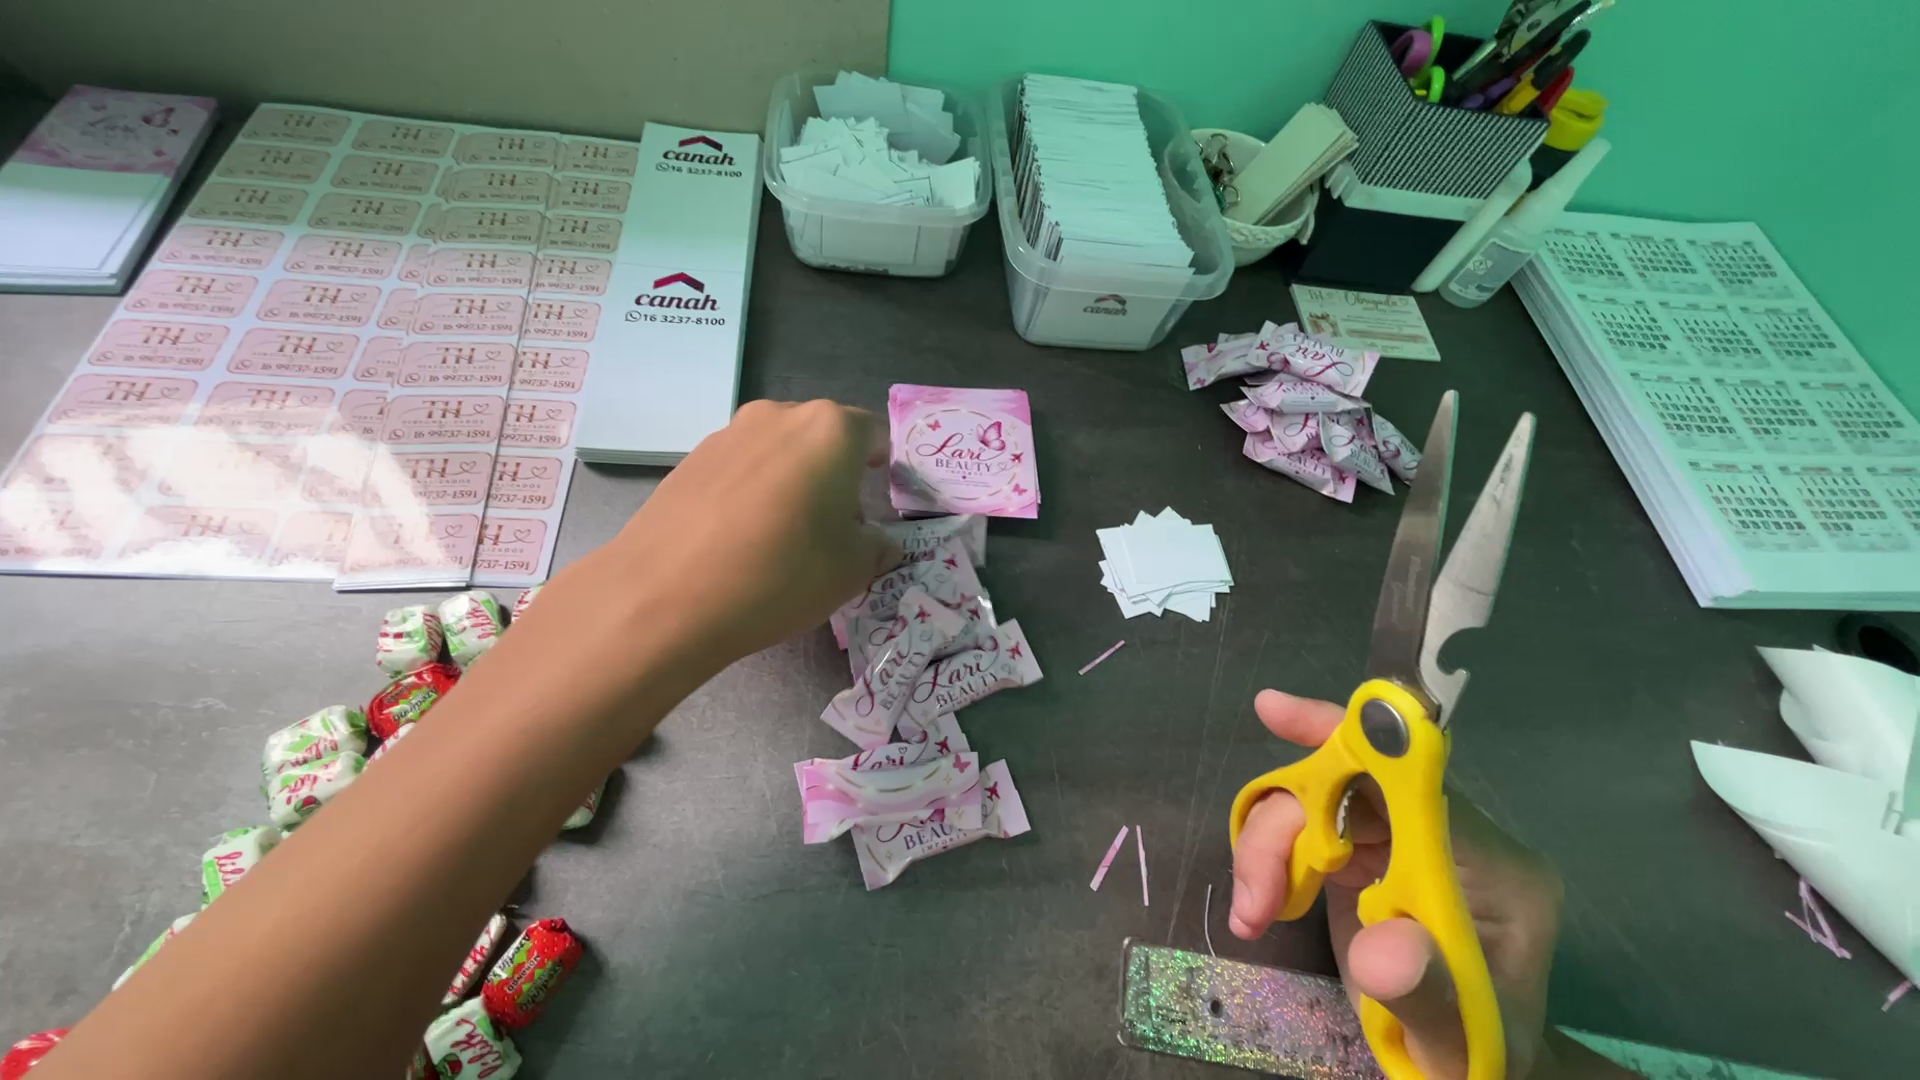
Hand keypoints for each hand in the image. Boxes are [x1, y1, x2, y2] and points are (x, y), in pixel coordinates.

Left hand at [563, 399, 899, 667]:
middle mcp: (779, 416)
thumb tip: (876, 542)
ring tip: (782, 539)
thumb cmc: (781, 574)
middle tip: (834, 530)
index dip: (884, 470)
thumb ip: (877, 547)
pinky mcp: (690, 459)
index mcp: (831, 429)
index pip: (875, 435)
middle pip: (823, 440)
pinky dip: (752, 494)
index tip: (881, 506)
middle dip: (837, 477)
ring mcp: (728, 433)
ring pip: (780, 453)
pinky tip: (740, 540)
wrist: (665, 597)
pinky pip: (741, 469)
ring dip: (792, 483)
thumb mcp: (852, 570)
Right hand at [1230, 690, 1564, 1079]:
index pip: (1417, 779)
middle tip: (1255, 900)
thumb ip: (1425, 993)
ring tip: (1252, 916)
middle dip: (1285, 832)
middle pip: (1345, 791)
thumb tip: (1379, 947)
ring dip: (1268, 853)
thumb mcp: (1456, 1043)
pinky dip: (1269, 862)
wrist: (1474, 1070)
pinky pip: (1303, 832)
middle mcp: (1443, 839)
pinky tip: (1257, 906)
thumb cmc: (1477, 1056)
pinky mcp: (1366, 856)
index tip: (1273, 710)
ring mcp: (1401, 844)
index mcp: (1491, 868)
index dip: (1351, 741)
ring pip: (1312, 809)